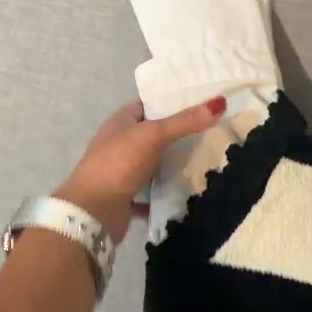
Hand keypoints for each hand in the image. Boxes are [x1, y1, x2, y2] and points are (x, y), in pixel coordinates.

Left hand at [55, 97, 225, 242]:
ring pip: (154, 163)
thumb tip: (219, 101)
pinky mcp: (128, 196)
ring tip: (210, 159)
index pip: (149, 104)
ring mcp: (123, 170)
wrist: (93, 211)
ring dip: (175, 164)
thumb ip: (184, 121)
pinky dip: (167, 192)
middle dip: (180, 134)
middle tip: (215, 132)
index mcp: (121, 121)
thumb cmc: (118, 162)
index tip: (203, 102)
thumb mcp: (152, 135)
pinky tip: (192, 192)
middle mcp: (121, 143)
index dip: (172, 101)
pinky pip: (152, 192)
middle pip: (154, 134)